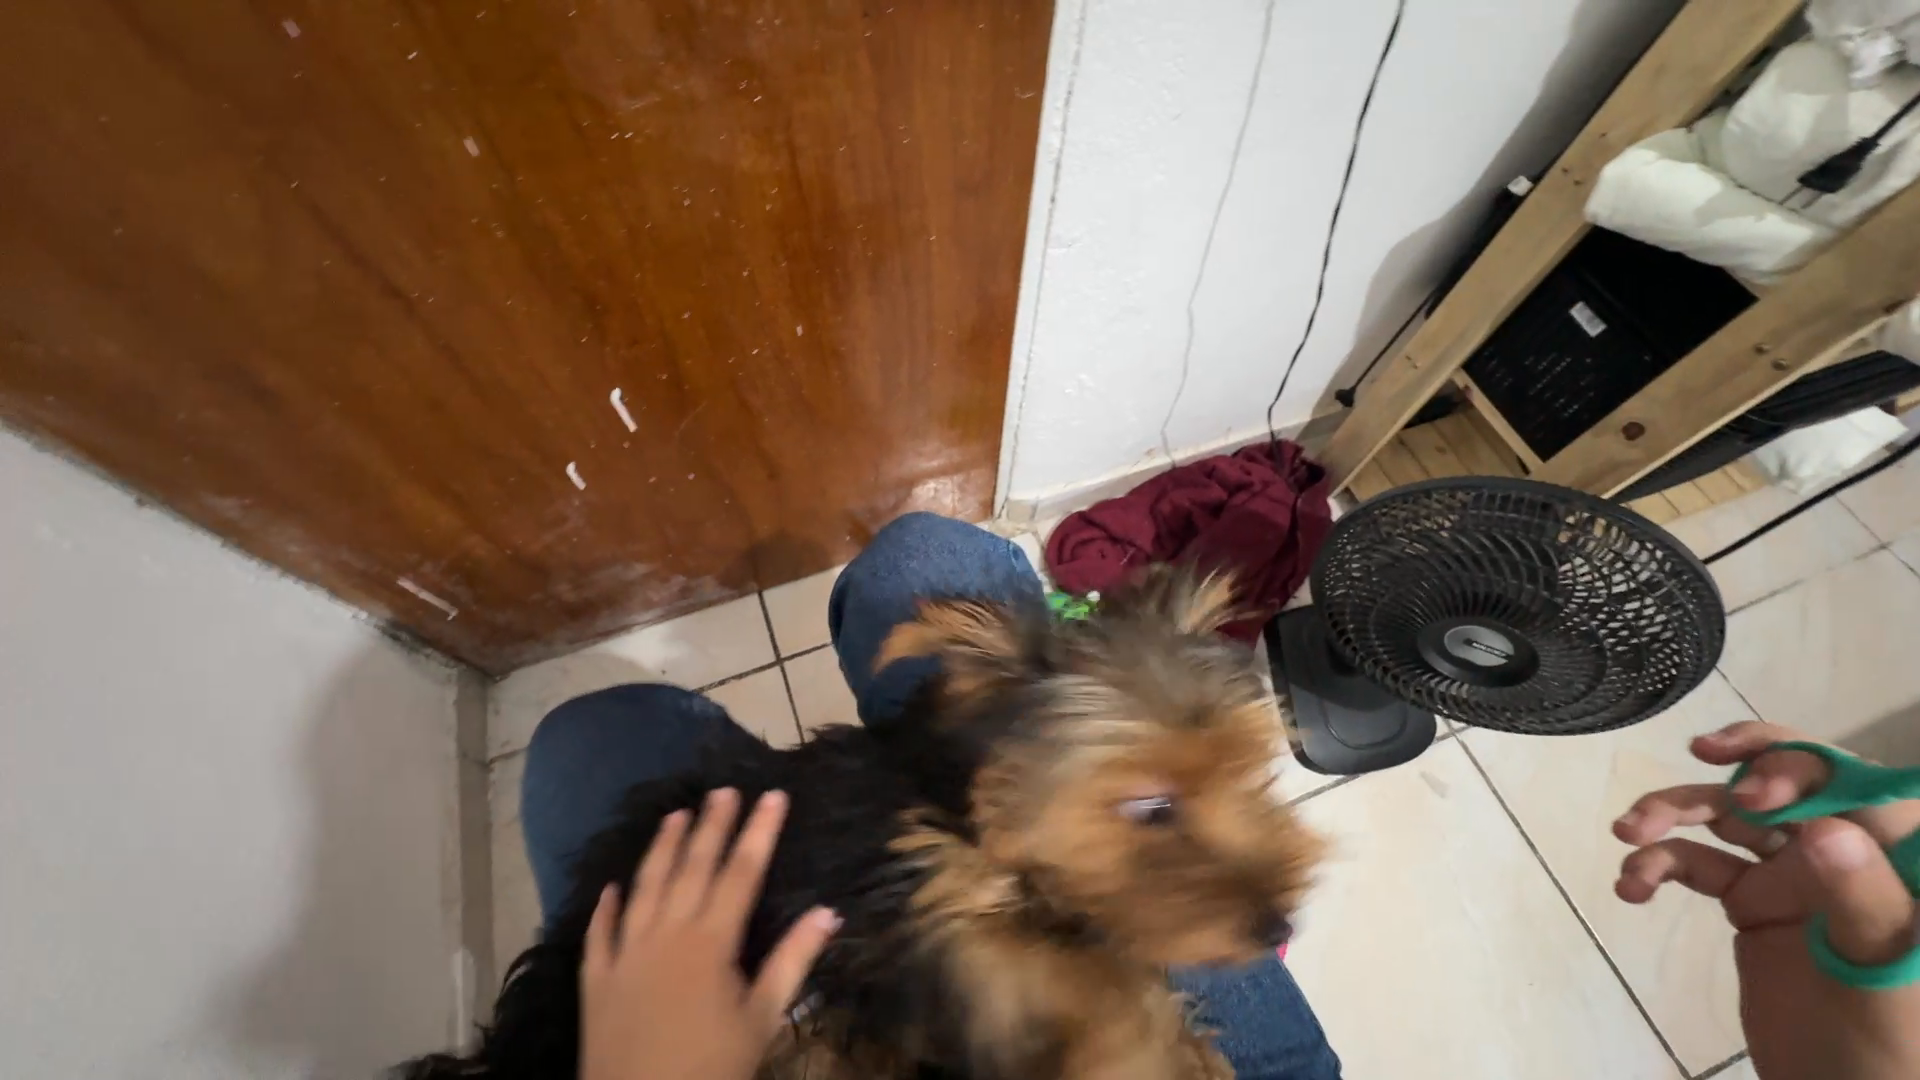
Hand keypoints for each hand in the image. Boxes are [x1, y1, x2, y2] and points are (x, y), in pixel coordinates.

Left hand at [579, 788, 839, 1079]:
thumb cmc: (711, 1068)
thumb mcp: (762, 1020)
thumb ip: (793, 961)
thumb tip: (828, 911)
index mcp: (711, 942)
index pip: (741, 872)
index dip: (759, 831)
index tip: (773, 794)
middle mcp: (667, 935)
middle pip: (693, 868)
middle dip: (712, 825)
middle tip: (723, 789)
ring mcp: (626, 955)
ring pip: (646, 887)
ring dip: (662, 849)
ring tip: (675, 814)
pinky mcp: (597, 982)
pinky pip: (599, 934)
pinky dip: (605, 907)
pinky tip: (610, 885)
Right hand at [1613, 721, 1919, 1079]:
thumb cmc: (1894, 1054)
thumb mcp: (1889, 983)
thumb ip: (1865, 902)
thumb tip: (1823, 827)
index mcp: (1901, 870)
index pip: (1858, 787)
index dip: (1795, 764)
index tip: (1744, 783)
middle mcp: (1845, 862)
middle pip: (1777, 788)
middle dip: (1718, 783)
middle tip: (1670, 799)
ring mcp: (1794, 881)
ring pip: (1722, 818)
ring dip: (1666, 816)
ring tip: (1624, 834)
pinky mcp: (1749, 903)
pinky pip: (1692, 864)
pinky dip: (1653, 867)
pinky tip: (1631, 889)